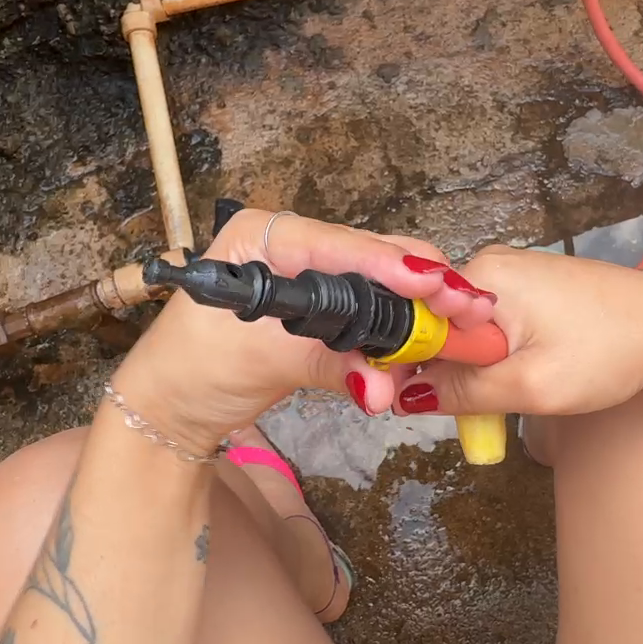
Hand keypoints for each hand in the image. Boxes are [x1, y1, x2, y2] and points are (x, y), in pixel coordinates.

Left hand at [111, 210, 498, 450]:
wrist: (174, 407)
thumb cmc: (195, 368)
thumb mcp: (261, 358)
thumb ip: (329, 363)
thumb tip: (385, 387)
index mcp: (265, 236)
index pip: (337, 244)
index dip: (387, 264)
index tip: (432, 282)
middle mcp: (293, 245)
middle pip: (369, 258)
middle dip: (420, 285)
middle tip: (469, 306)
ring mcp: (311, 275)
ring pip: (377, 285)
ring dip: (415, 312)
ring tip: (458, 328)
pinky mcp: (321, 307)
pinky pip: (368, 312)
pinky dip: (394, 335)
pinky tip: (423, 347)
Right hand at [389, 247, 642, 417]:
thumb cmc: (606, 353)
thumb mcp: (529, 385)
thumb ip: (461, 392)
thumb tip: (404, 397)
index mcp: (481, 277)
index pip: (415, 320)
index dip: (409, 364)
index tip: (416, 402)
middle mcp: (488, 263)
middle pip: (438, 323)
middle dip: (447, 368)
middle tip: (479, 406)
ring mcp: (511, 271)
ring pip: (465, 327)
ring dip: (474, 364)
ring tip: (511, 390)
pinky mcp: (530, 285)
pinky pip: (491, 322)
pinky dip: (497, 352)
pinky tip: (523, 371)